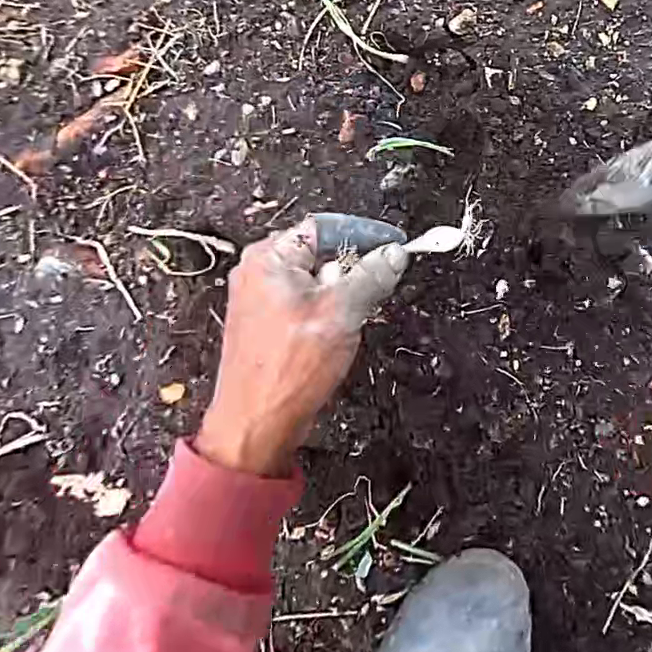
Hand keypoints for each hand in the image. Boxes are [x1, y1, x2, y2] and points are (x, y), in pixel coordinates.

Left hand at [197, 215, 409, 476]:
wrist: (256, 424)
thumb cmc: (287, 370)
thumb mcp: (342, 312)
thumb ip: (372, 275)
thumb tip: (395, 254)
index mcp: (269, 258)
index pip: (326, 226)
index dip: (365, 233)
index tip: (395, 244)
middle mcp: (260, 271)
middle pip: (324, 250)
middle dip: (356, 266)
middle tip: (379, 283)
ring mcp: (263, 297)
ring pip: (321, 277)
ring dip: (346, 290)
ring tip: (356, 314)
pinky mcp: (271, 320)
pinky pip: (312, 299)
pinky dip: (333, 307)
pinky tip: (342, 327)